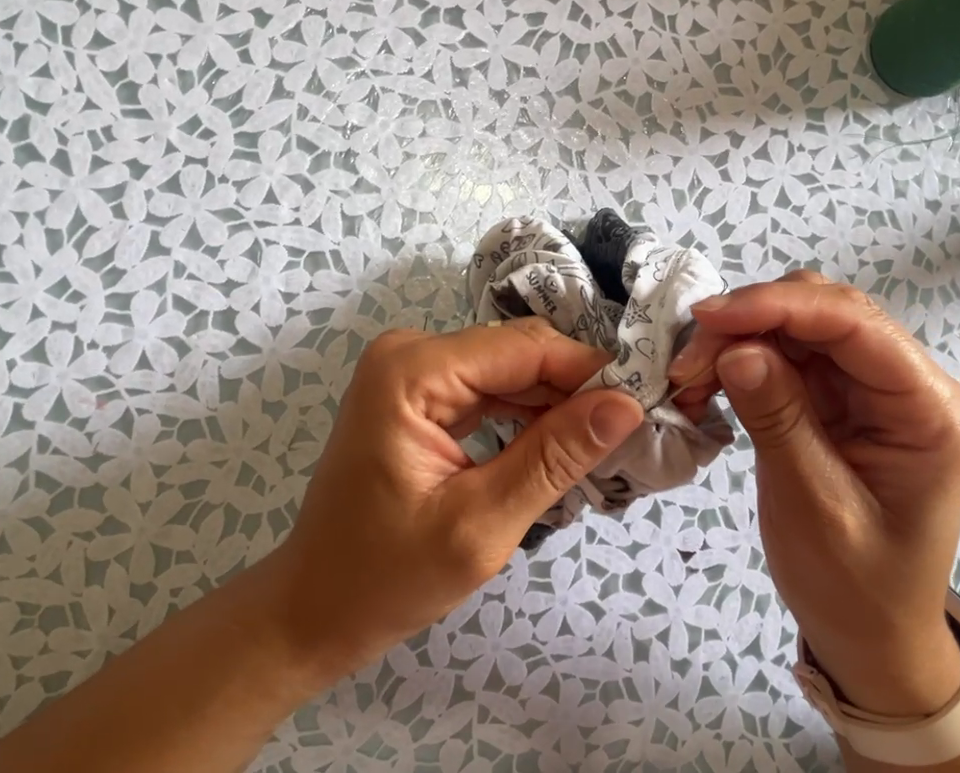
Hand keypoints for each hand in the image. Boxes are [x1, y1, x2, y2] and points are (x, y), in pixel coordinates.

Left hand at [263, 319, 644, 689]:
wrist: (314, 612)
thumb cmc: (385, 578)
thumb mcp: (481, 524)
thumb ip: (554, 457)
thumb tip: (627, 405)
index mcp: (413, 371)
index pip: (526, 348)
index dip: (591, 372)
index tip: (646, 405)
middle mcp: (411, 353)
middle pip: (520, 353)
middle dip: (576, 390)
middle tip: (632, 433)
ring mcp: (412, 373)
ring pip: (511, 370)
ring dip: (557, 405)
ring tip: (604, 444)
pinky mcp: (420, 396)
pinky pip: (491, 390)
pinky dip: (528, 416)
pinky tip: (560, 447)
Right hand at [666, 271, 959, 717]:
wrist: (873, 638)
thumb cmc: (856, 587)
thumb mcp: (813, 505)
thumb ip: (779, 419)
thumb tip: (734, 348)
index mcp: (927, 408)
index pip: (855, 324)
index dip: (778, 306)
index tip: (707, 318)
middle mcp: (907, 383)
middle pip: (827, 311)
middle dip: (752, 321)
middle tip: (688, 361)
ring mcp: (872, 389)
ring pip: (800, 327)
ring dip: (739, 339)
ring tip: (688, 378)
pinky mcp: (841, 400)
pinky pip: (789, 357)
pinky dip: (743, 361)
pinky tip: (707, 386)